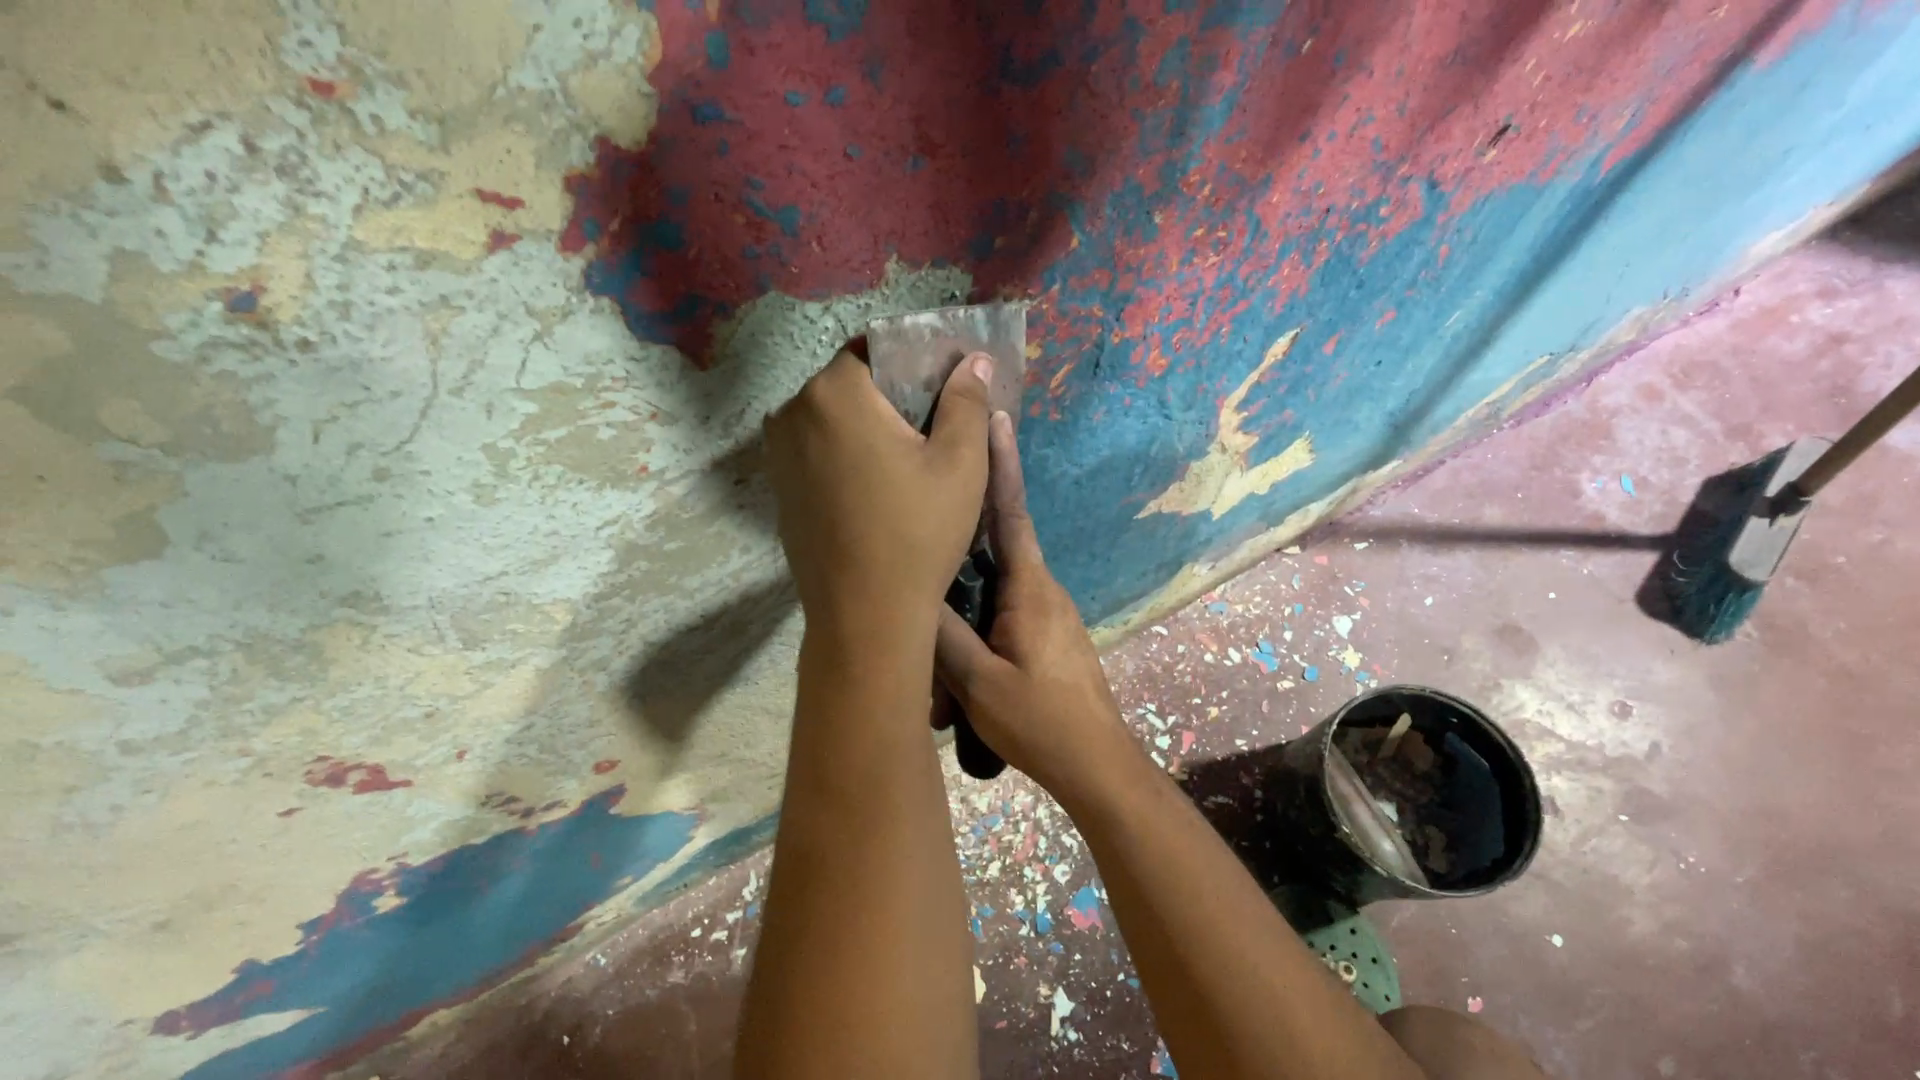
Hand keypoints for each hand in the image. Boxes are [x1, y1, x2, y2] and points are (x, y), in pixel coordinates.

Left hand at [764, 345, 993, 639]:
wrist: (864, 617)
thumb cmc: (918, 533)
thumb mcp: (961, 463)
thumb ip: (966, 400)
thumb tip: (971, 361)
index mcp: (833, 392)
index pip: (875, 348)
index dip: (916, 361)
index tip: (947, 388)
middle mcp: (792, 413)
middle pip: (851, 383)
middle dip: (892, 395)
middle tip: (936, 425)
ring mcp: (778, 454)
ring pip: (833, 420)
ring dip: (868, 427)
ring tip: (910, 459)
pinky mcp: (779, 489)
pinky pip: (818, 452)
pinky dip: (847, 455)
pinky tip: (878, 488)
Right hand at [933, 413, 1129, 796]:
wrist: (1097, 764)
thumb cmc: (1040, 721)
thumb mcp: (979, 682)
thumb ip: (944, 634)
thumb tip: (914, 589)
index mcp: (1031, 588)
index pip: (1012, 512)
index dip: (1002, 463)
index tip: (995, 418)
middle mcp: (1045, 590)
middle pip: (1000, 544)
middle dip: (966, 526)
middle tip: (929, 504)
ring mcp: (1051, 614)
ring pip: (999, 586)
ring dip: (967, 588)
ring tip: (930, 593)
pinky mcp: (1050, 638)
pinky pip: (1007, 609)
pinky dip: (979, 614)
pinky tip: (954, 645)